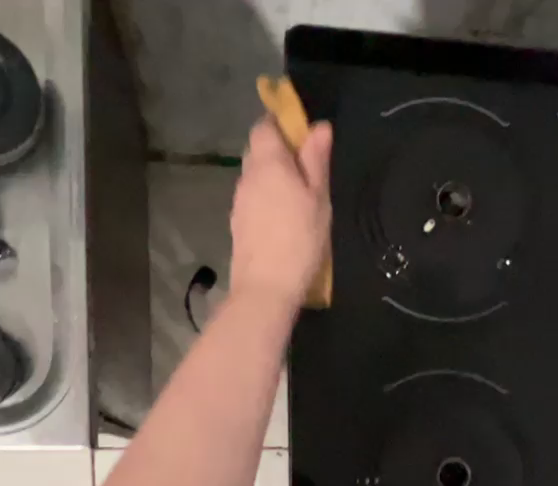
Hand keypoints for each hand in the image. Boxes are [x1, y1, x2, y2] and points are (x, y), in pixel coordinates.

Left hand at [228, 118, 332, 309]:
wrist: (265, 289)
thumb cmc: (299, 241)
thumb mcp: (318, 199)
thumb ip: (316, 161)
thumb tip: (319, 127)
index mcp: (268, 162)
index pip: (265, 125)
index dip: (282, 124)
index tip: (302, 136)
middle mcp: (247, 176)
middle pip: (257, 150)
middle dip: (278, 152)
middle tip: (305, 169)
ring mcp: (239, 202)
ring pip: (254, 177)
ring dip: (272, 179)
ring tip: (297, 199)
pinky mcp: (238, 225)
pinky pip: (252, 201)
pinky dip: (266, 201)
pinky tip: (282, 221)